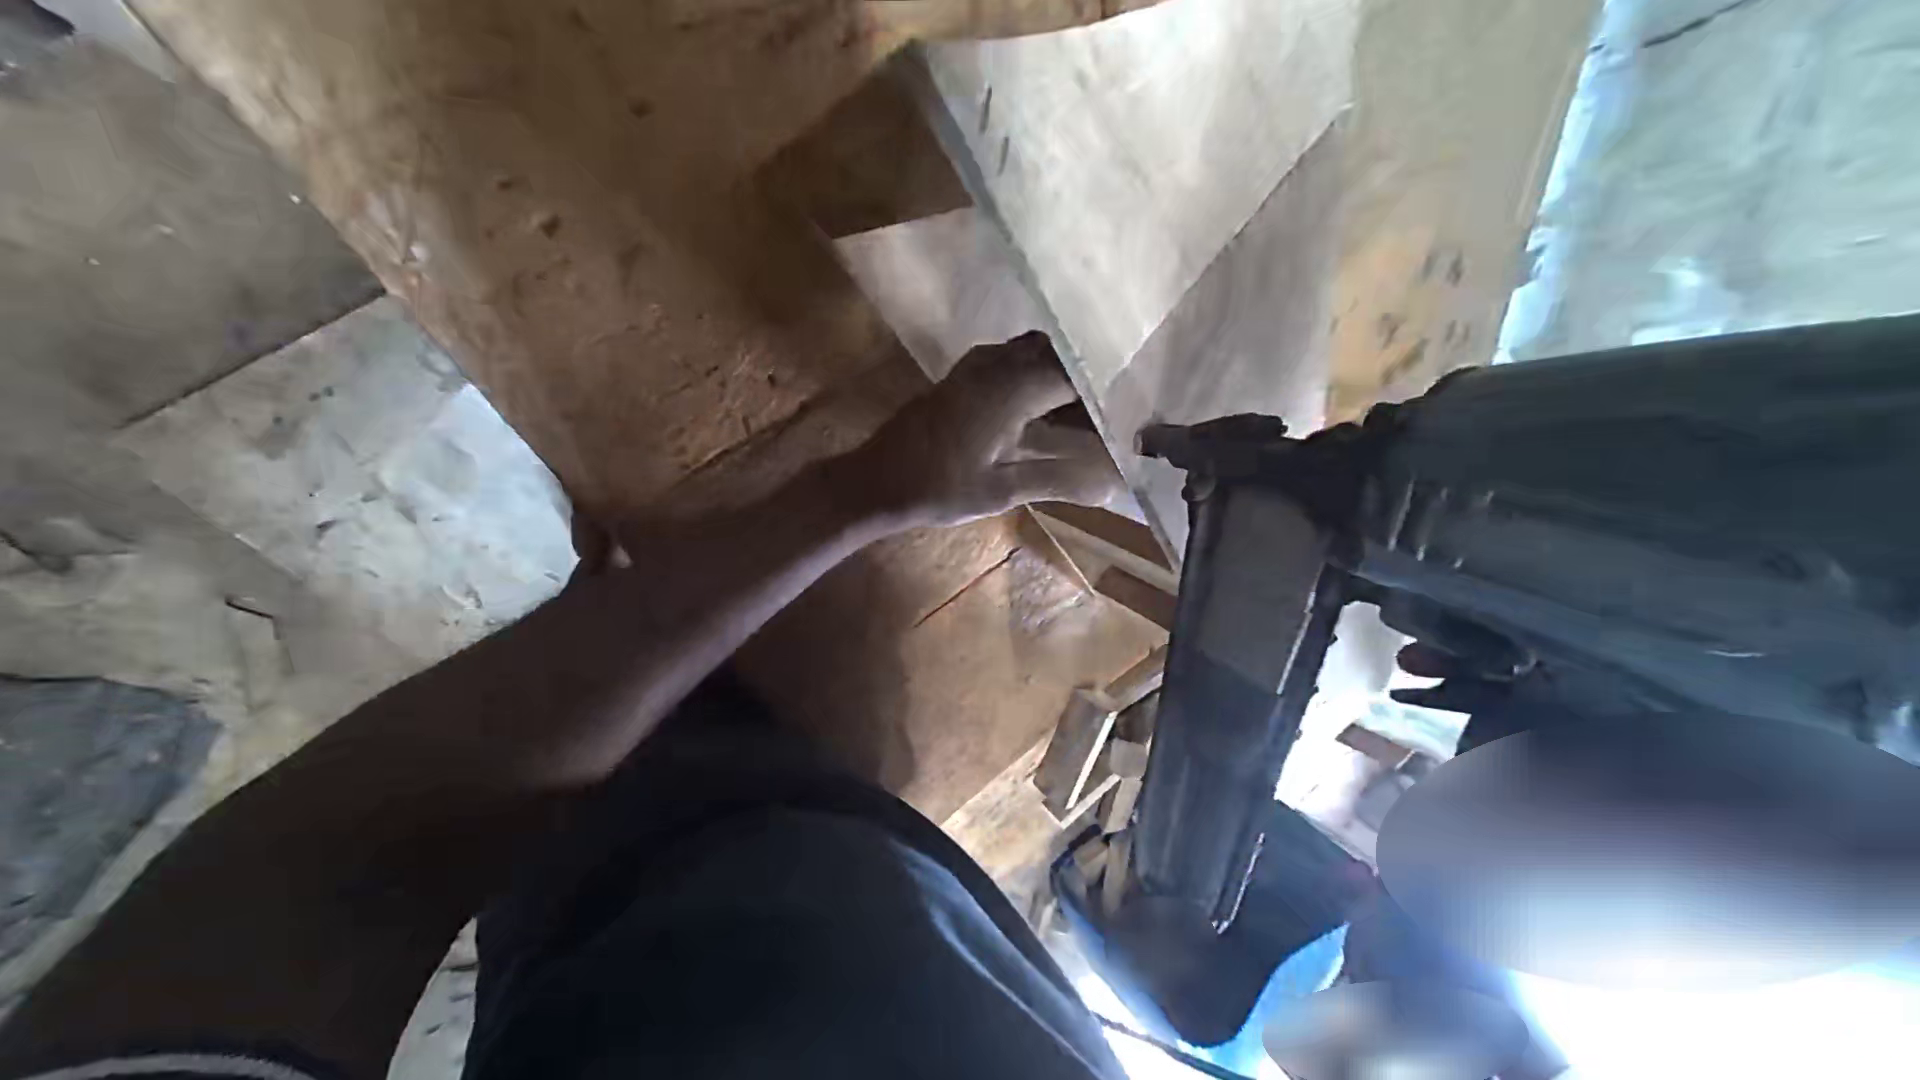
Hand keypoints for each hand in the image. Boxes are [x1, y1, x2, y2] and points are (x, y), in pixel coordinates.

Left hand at [842, 331, 1124, 528]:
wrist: (877, 480)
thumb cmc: (938, 489)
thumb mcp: (1002, 489)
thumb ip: (1058, 480)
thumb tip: (1110, 489)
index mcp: (1009, 388)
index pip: (1075, 371)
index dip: (1106, 387)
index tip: (1130, 405)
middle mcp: (995, 364)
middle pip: (1058, 355)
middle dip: (1086, 379)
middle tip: (1110, 411)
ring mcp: (976, 365)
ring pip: (1034, 354)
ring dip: (1060, 377)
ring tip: (1084, 414)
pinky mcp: (964, 374)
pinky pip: (1012, 361)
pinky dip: (1036, 378)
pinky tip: (1046, 412)